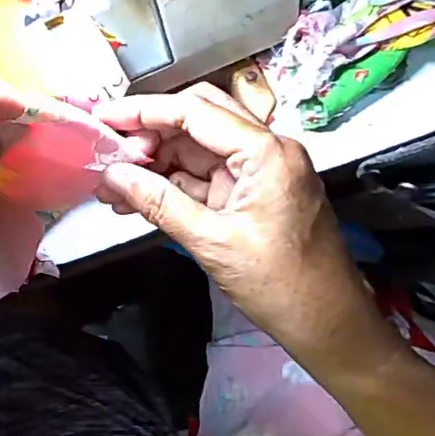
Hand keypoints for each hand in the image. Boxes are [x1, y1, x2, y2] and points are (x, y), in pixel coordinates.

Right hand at [93, 84, 393, 367]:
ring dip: (155, 162)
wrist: (328, 324)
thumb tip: (114, 176)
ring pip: (195, 149)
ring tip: (114, 184)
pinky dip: (170, 184)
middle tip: (110, 153)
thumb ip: (159, 203)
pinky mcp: (249, 194)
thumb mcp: (212, 242)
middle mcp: (265, 151)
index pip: (195, 111)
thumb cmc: (283, 285)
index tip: (106, 117)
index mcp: (266, 152)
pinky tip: (137, 197)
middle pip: (196, 120)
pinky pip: (202, 177)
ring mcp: (258, 172)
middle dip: (149, 133)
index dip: (144, 111)